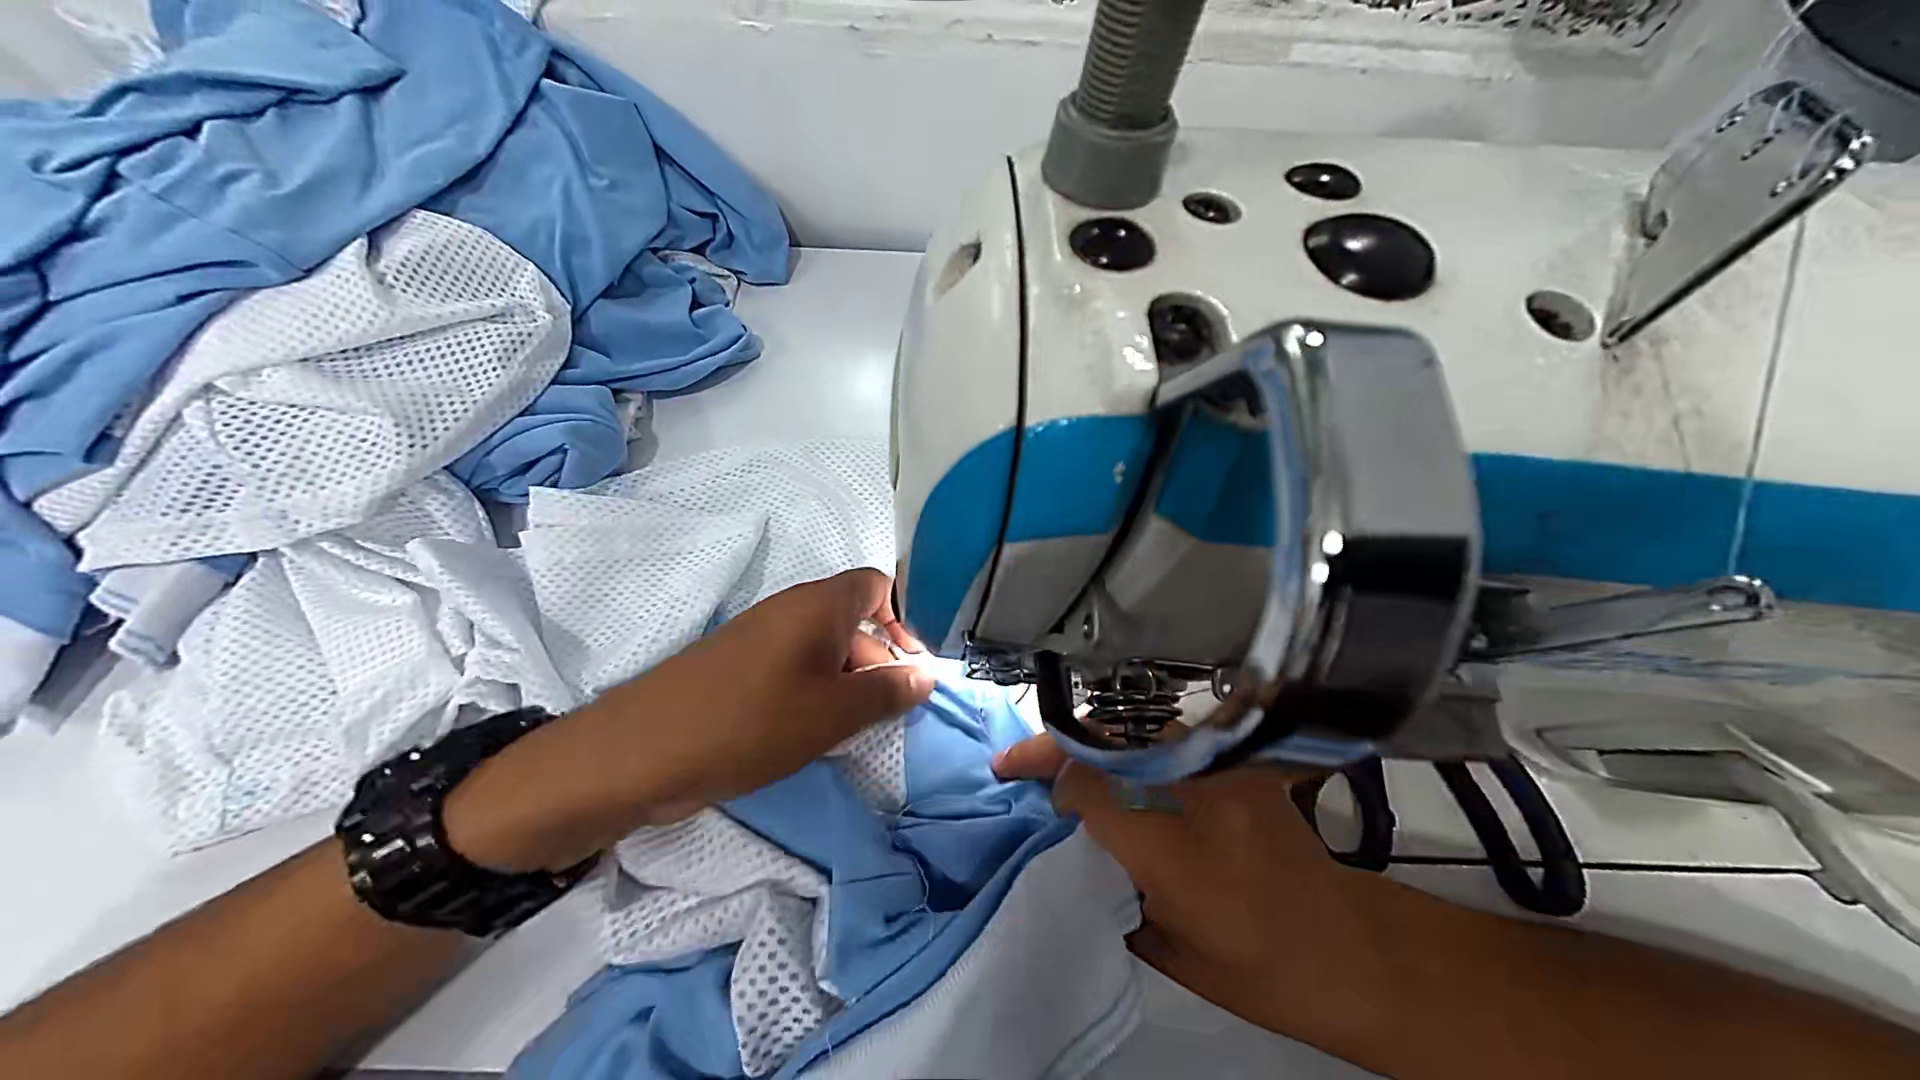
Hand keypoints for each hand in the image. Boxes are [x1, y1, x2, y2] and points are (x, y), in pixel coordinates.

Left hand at [446, 569, 932, 871]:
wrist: (640, 752)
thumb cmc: (752, 722)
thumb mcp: (833, 713)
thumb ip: (887, 692)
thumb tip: (927, 676)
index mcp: (818, 604)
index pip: (877, 585)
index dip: (902, 620)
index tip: (910, 669)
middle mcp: (790, 609)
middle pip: (853, 619)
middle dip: (879, 661)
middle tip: (886, 713)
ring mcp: (760, 638)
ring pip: (823, 649)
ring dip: (846, 684)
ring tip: (849, 730)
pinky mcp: (738, 667)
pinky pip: (793, 668)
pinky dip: (813, 694)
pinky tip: (811, 734)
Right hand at [992, 735, 1439, 1047]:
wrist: (1346, 950)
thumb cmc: (1255, 969)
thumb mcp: (1166, 948)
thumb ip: (1109, 887)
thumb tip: (1066, 841)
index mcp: (1178, 854)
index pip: (1092, 789)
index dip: (1048, 778)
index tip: (1019, 781)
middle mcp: (1202, 796)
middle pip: (1109, 743)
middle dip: (1056, 745)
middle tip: (1017, 760)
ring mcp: (1227, 771)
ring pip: (1136, 730)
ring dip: (1089, 740)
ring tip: (1057, 757)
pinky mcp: (1240, 763)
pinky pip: (1168, 738)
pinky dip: (1127, 743)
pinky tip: (1108, 761)